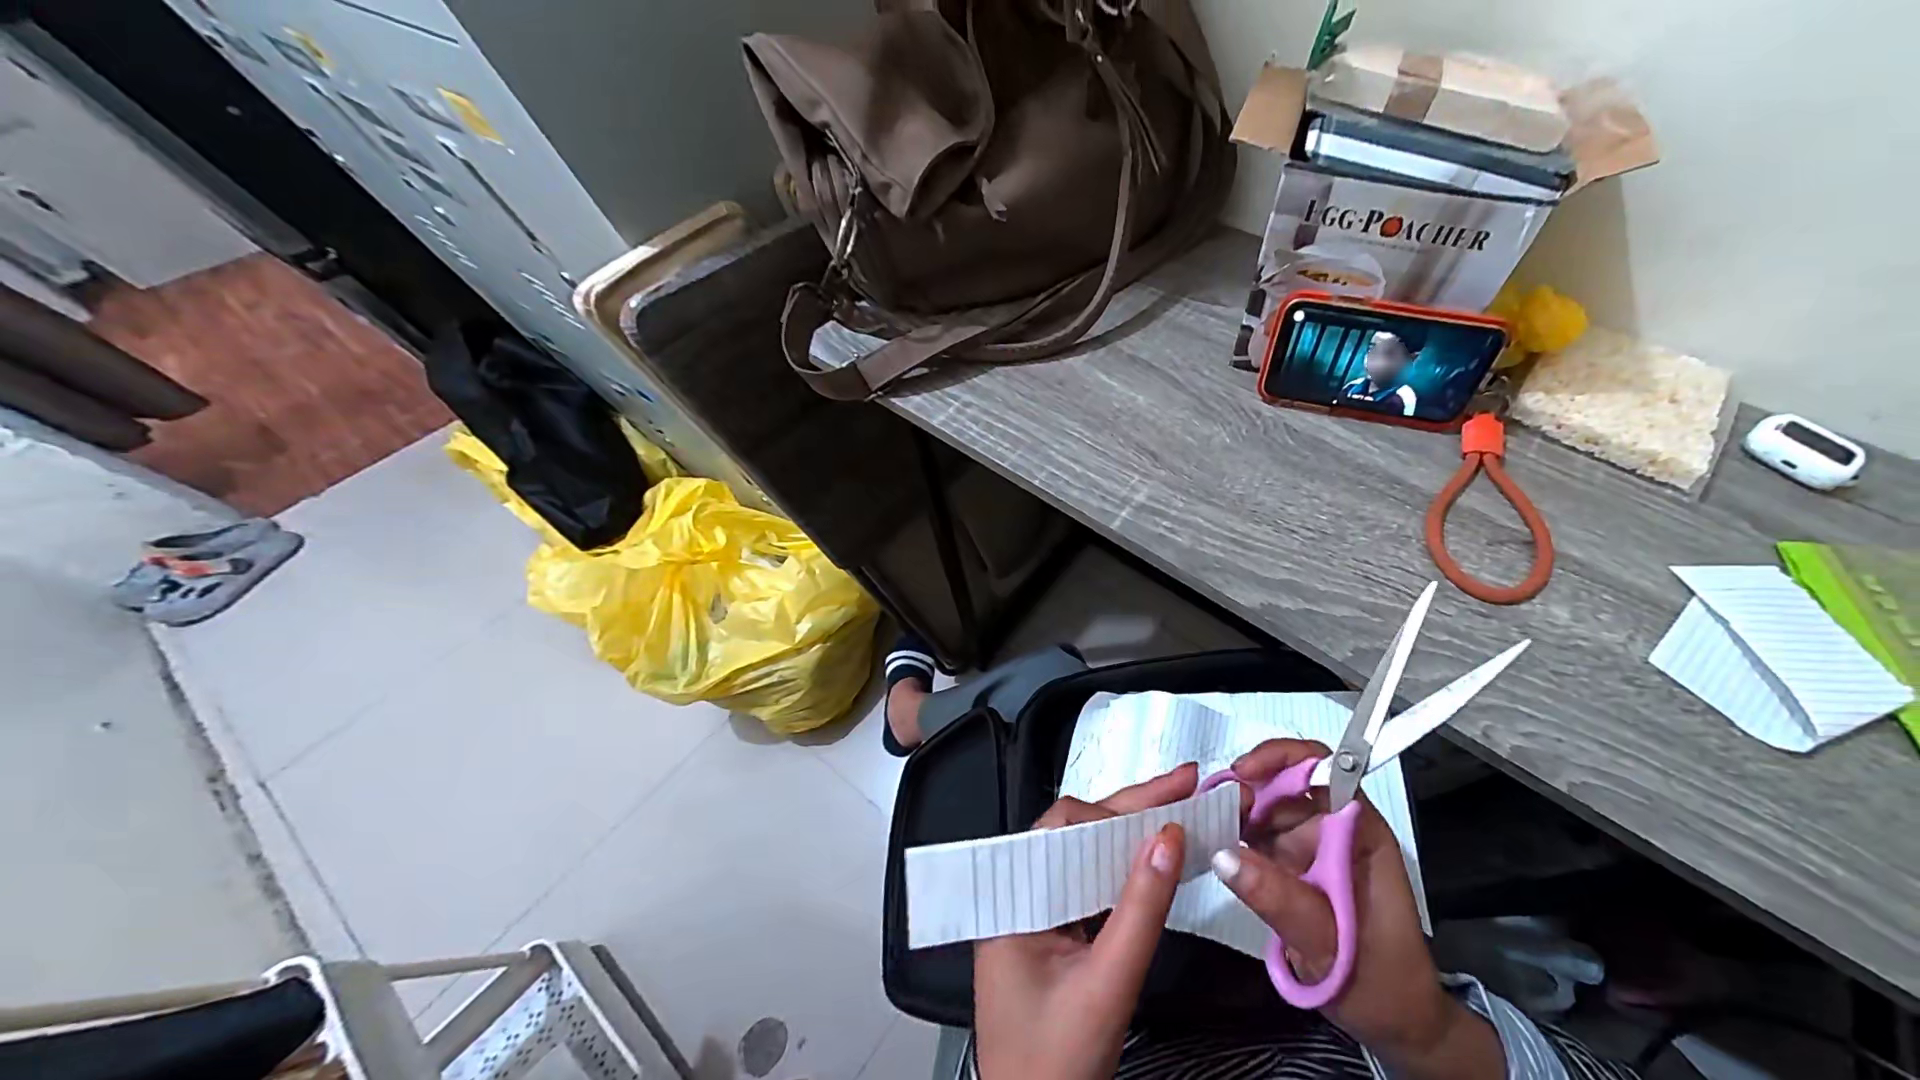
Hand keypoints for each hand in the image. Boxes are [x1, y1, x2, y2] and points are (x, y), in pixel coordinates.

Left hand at [973, 763, 1197, 1079]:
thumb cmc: (1053, 1063)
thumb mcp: (1107, 985)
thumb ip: (1140, 911)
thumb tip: (1169, 839)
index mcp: (1012, 894)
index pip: (1062, 825)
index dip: (1119, 805)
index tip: (1173, 793)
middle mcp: (1018, 891)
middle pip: (1076, 832)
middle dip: (1133, 807)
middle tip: (1186, 783)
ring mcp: (1036, 910)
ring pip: (1085, 854)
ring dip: (1132, 832)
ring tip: (1180, 806)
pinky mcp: (1054, 930)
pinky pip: (1089, 883)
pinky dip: (1124, 867)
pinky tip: (1155, 855)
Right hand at [1211, 740, 1502, 1079]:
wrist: (1391, 1020)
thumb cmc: (1379, 982)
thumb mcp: (1331, 945)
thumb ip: (1280, 899)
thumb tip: (1222, 855)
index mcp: (1360, 833)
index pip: (1326, 770)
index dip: (1283, 759)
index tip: (1243, 773)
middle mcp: (1334, 827)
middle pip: (1284, 782)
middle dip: (1246, 788)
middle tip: (1212, 810)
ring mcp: (1309, 843)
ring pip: (1263, 804)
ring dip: (1233, 809)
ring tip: (1204, 826)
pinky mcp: (1287, 861)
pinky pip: (1253, 832)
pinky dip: (1229, 830)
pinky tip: (1209, 841)